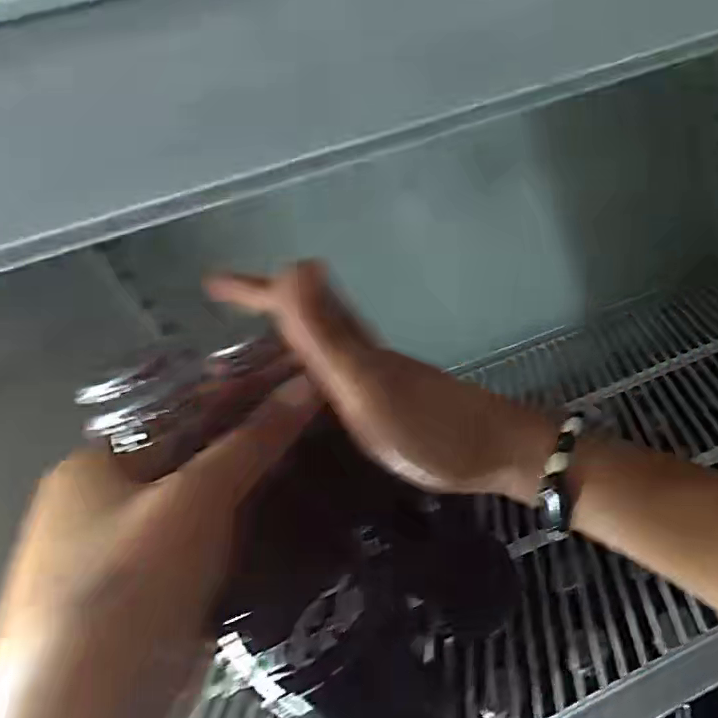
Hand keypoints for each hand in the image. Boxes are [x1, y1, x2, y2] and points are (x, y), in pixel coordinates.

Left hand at [0, 374, 321, 717]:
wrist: (89, 708)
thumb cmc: (128, 581)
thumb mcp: (195, 496)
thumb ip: (255, 438)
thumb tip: (312, 382)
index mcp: (97, 463)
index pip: (186, 404)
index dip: (248, 382)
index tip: (311, 367)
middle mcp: (112, 496)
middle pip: (202, 443)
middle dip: (265, 423)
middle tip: (334, 406)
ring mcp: (140, 540)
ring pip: (218, 484)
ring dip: (269, 465)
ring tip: (336, 442)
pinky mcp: (169, 576)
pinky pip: (223, 523)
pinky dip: (261, 505)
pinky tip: (309, 493)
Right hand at [205, 261, 548, 503]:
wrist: (503, 452)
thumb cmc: (434, 429)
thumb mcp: (369, 386)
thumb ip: (330, 336)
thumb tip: (297, 265)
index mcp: (360, 352)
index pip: (301, 309)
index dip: (258, 293)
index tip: (213, 280)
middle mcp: (375, 358)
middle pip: (316, 324)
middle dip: (270, 315)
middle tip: (223, 319)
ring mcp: (392, 381)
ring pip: (333, 350)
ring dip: (292, 346)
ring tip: (252, 360)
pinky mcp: (404, 405)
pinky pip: (347, 379)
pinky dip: (320, 376)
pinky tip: (318, 394)